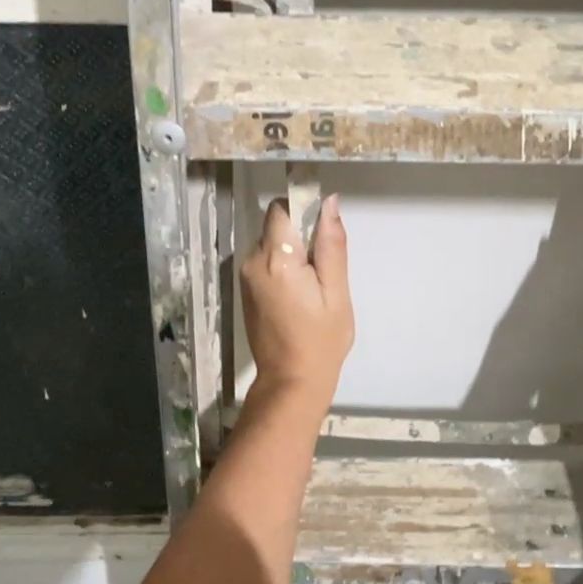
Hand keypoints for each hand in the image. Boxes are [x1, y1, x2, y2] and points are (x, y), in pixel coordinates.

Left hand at [241, 194, 353, 399]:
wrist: (291, 380)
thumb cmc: (321, 340)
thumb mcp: (336, 292)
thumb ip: (331, 244)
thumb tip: (328, 203)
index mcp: (276, 260)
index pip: (282, 209)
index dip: (303, 209)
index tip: (323, 230)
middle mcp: (253, 262)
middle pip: (276, 225)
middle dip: (301, 235)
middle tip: (324, 269)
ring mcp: (246, 276)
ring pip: (272, 243)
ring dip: (293, 252)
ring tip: (313, 286)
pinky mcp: (247, 288)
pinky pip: (266, 261)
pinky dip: (284, 267)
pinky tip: (300, 294)